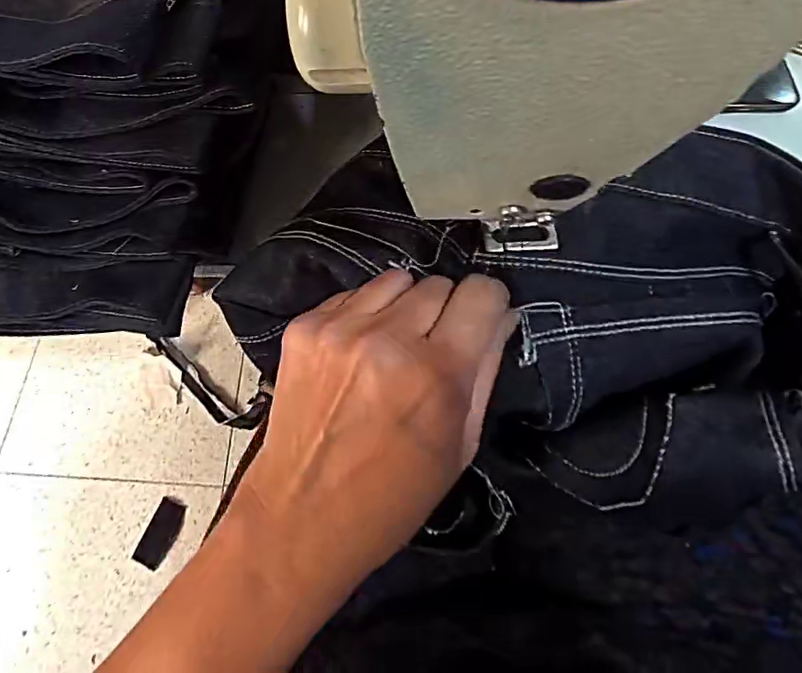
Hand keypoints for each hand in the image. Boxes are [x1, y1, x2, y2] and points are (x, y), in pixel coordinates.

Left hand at [228, 270, 515, 593]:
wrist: (298, 521)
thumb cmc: (393, 497)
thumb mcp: (461, 444)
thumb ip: (486, 368)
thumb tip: (503, 315)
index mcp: (437, 374)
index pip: (481, 293)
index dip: (488, 303)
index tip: (481, 318)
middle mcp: (389, 339)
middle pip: (440, 284)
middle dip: (445, 311)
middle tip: (431, 349)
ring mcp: (341, 329)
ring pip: (398, 279)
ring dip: (404, 307)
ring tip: (392, 347)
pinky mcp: (304, 327)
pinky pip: (355, 293)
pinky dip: (365, 314)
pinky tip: (357, 354)